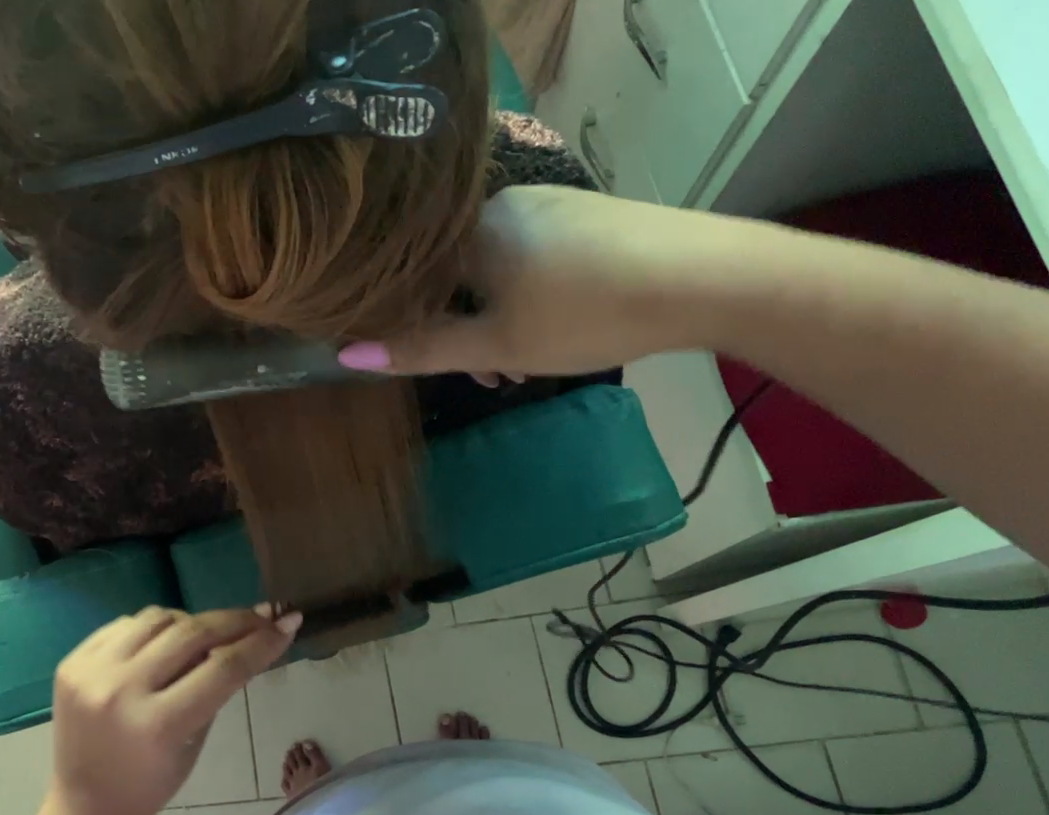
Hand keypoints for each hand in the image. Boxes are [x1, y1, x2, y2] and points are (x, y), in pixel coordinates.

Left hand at [49, 606, 300, 814]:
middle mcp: (120, 691)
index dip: (261, 642)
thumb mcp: (194, 743)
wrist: (87, 805)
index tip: (287, 622)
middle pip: (191, 634)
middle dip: (234, 621)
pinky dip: (152, 628)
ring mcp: (90, 673)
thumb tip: (247, 637)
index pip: (222, 667)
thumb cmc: (151, 784)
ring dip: (191, 621)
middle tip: (261, 615)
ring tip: (209, 633)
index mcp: (158, 724)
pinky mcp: (71, 663)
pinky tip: (166, 640)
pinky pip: (123, 625)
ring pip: (156, 619)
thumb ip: (216, 688)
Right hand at [340, 186, 724, 379]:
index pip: (412, 279)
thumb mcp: (495, 344)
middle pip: (456, 276)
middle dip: (466, 330)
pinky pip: (533, 258)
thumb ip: (420, 350)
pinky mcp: (585, 214)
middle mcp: (502, 205)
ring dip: (499, 319)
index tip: (440, 366)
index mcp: (469, 230)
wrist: (702, 277)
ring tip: (527, 363)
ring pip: (496, 271)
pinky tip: (560, 325)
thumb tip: (346, 353)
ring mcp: (548, 204)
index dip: (416, 328)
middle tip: (492, 376)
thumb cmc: (583, 314)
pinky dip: (529, 296)